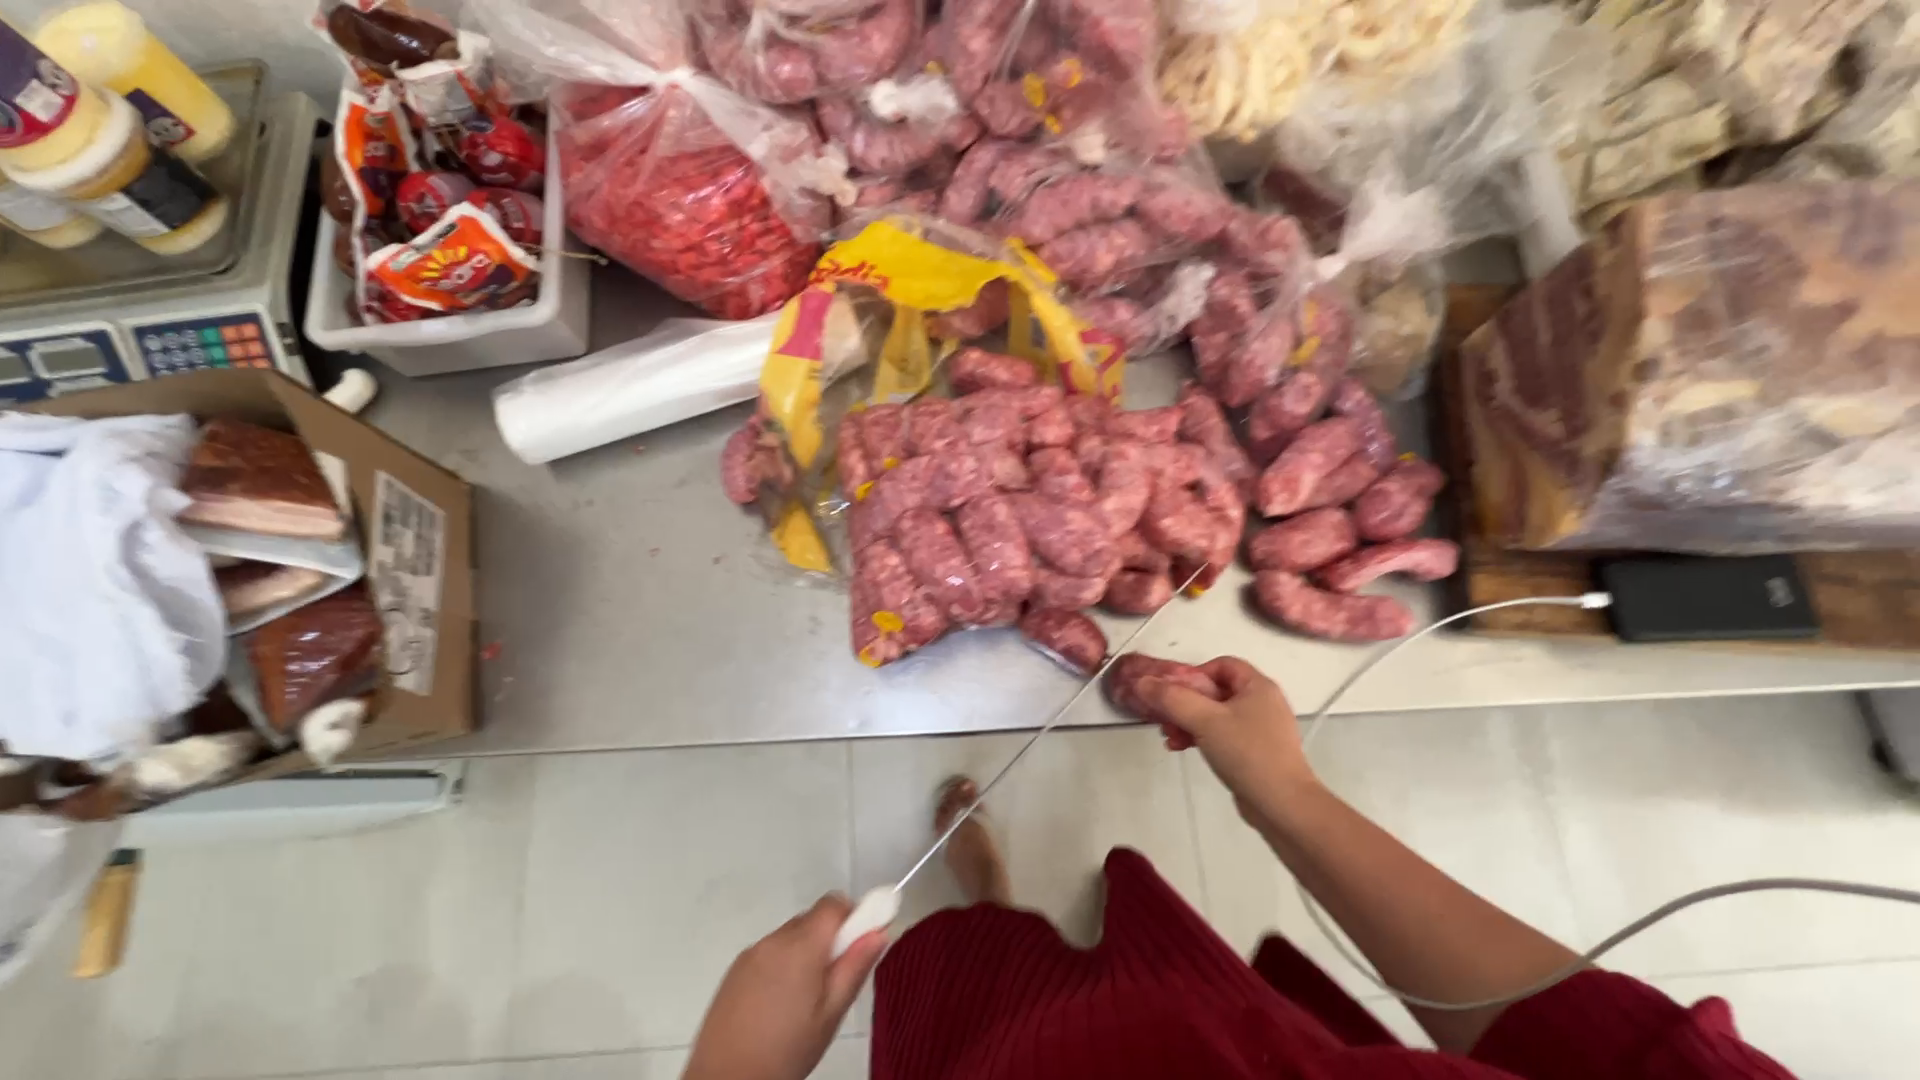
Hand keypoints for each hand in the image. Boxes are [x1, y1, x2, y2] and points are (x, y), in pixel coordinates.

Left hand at [683, 894, 887, 1079]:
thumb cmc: (787, 1050)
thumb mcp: (830, 1015)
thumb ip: (855, 968)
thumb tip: (879, 932)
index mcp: (801, 946)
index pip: (833, 903)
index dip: (852, 916)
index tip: (858, 946)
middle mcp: (775, 939)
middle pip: (812, 919)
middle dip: (829, 940)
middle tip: (832, 983)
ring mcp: (751, 953)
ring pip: (790, 936)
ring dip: (804, 953)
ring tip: (803, 1001)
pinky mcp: (735, 969)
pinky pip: (769, 952)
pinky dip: (781, 964)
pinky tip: (778, 1005)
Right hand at [1137, 657, 1318, 823]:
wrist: (1282, 804)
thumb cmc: (1247, 753)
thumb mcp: (1205, 720)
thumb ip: (1171, 698)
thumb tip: (1142, 681)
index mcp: (1258, 686)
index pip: (1221, 665)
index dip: (1194, 673)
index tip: (1173, 691)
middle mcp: (1262, 703)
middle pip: (1215, 691)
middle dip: (1185, 702)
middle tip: (1164, 717)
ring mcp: (1260, 729)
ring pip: (1215, 715)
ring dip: (1188, 722)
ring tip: (1170, 737)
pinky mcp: (1256, 752)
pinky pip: (1222, 735)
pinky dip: (1201, 737)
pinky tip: (1182, 748)